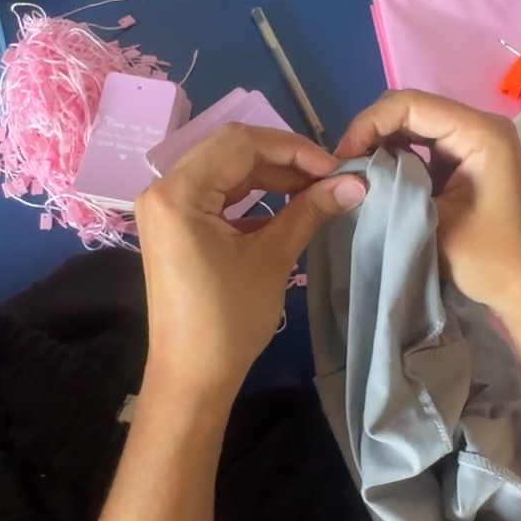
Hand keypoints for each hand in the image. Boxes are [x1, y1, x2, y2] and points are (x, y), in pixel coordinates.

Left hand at [135, 124, 365, 411]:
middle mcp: (163, 190)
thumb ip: (310, 210)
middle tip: (328, 177)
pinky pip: (216, 195)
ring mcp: (166, 208)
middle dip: (283, 159)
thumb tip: (356, 182)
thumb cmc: (229, 319)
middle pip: (230, 151)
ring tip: (314, 190)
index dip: (293, 149)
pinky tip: (286, 205)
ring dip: (270, 176)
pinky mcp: (175, 226)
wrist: (192, 376)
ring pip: (225, 170)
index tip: (335, 167)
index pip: (240, 144)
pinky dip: (251, 196)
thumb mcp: (272, 258)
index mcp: (178, 192)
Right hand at [336, 90, 520, 318]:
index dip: (369, 123)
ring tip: (356, 172)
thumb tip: (354, 173)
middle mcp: (478, 126)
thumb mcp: (436, 223)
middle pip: (411, 109)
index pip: (410, 104)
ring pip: (414, 126)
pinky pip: (424, 147)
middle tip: (344, 165)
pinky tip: (379, 179)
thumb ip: (393, 188)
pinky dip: (397, 158)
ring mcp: (474, 143)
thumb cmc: (493, 260)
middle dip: (372, 131)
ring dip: (382, 144)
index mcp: (480, 132)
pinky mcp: (467, 162)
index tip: (343, 158)